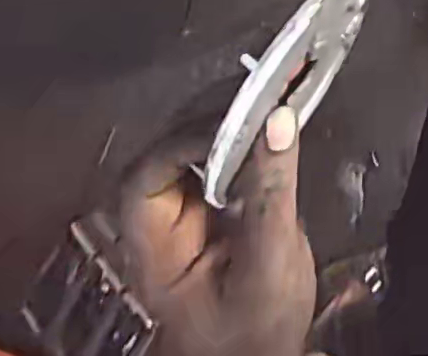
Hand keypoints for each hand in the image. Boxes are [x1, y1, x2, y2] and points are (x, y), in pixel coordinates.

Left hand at [118, 108, 315, 355]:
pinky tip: (276, 121)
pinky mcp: (219, 207)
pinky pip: (226, 160)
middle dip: (215, 121)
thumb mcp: (270, 263)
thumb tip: (279, 118)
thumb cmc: (259, 329)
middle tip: (263, 97)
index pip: (149, 177)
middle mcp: (164, 226)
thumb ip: (272, 191)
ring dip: (234, 122)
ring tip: (273, 98)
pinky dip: (250, 134)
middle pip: (171, 154)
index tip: (240, 122)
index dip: (187, 142)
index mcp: (156, 251)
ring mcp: (190, 216)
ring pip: (198, 152)